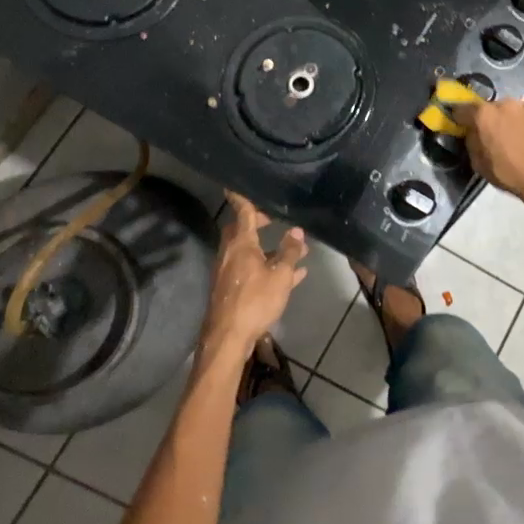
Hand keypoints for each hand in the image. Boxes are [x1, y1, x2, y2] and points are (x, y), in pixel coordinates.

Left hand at [200, 192, 309, 360]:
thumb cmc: (255, 301)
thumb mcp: (280, 275)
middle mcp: (231, 254)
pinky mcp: (231, 290)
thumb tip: (296, 231)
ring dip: (268, 248)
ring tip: (295, 250)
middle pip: (242, 231)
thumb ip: (290, 252)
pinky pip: (252, 270)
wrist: (228, 339)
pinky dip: (267, 267)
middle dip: (258, 222)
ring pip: (249, 252)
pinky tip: (291, 276)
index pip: (242, 212)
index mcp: (241, 244)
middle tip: (274, 218)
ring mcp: (229, 273)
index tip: (234, 184)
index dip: (241, 197)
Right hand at [450, 99, 523, 223]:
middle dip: (487, 120)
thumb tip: (472, 134)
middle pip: (489, 108)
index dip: (458, 117)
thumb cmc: (510, 174)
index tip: (458, 124)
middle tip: (489, 136)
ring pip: (510, 111)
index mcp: (484, 115)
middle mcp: (505, 104)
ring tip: (511, 141)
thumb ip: (472, 143)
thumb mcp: (480, 164)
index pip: (462, 108)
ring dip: (507, 122)